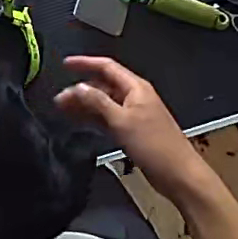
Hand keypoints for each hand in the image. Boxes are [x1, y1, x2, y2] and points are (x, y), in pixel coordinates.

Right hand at [55, 56, 222, 208]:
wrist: (179, 175)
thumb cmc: (154, 145)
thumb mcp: (122, 121)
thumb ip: (97, 102)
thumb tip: (77, 87)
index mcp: (136, 88)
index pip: (106, 67)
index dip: (85, 63)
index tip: (65, 64)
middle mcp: (134, 97)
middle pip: (103, 86)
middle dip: (80, 90)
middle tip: (58, 99)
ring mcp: (133, 114)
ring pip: (103, 103)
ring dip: (84, 105)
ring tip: (62, 110)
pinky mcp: (132, 131)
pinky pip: (107, 118)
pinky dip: (93, 118)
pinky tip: (79, 122)